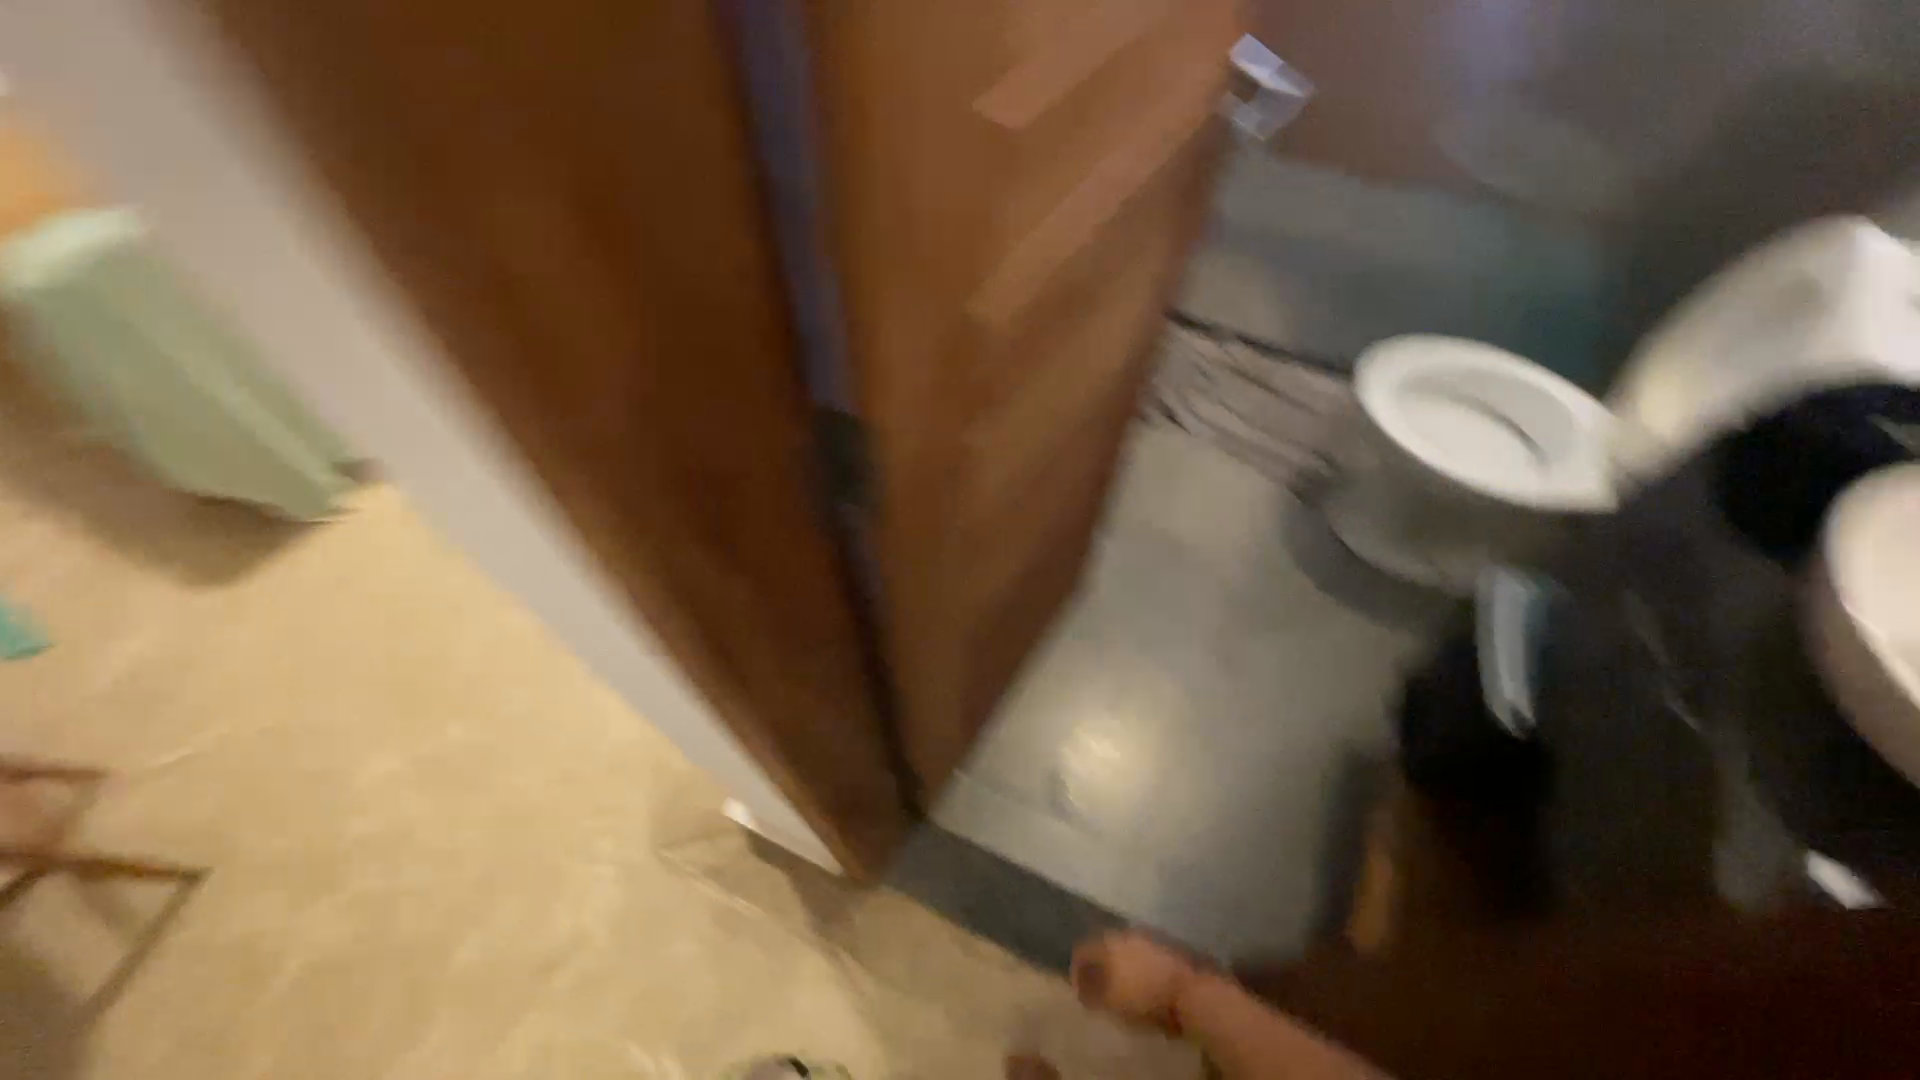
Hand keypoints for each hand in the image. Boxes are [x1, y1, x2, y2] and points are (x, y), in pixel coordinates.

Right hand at [1069, 930, 1202, 1035]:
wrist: (1192, 993)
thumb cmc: (1145, 998)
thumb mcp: (1111, 1003)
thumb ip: (1091, 993)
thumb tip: (1082, 988)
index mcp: (1107, 943)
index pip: (1082, 950)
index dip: (1076, 970)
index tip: (1079, 989)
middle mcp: (1126, 933)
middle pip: (1105, 946)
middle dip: (1100, 964)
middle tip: (1099, 985)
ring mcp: (1149, 937)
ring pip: (1126, 948)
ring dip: (1121, 964)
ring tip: (1123, 985)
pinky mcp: (1169, 946)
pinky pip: (1145, 954)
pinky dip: (1140, 965)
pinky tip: (1144, 981)